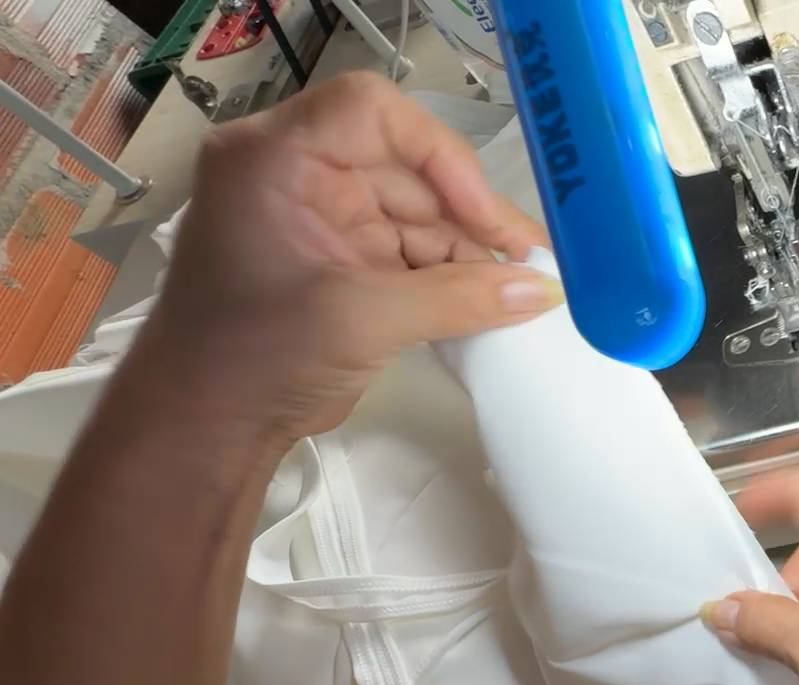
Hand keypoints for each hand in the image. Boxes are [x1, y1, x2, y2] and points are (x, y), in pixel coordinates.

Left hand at [133, 72, 561, 445]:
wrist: (216, 416)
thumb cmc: (258, 353)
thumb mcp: (365, 318)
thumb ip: (462, 300)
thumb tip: (543, 292)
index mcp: (280, 161)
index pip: (376, 114)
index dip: (442, 157)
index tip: (481, 218)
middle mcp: (308, 179)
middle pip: (415, 172)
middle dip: (477, 218)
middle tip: (531, 265)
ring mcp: (335, 224)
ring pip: (430, 219)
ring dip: (478, 256)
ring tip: (522, 294)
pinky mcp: (357, 265)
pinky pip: (426, 257)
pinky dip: (464, 281)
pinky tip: (497, 305)